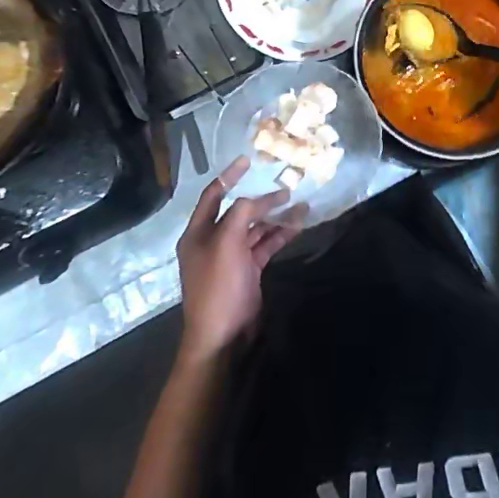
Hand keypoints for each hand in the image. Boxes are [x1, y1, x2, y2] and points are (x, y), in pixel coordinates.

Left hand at [175, 157, 300, 362]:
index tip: (249, 161)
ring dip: (275, 217)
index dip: (229, 176)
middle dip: (262, 200)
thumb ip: (240, 214)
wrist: (223, 336)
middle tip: (287, 187)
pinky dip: (280, 235)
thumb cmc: (218, 287)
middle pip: (238, 211)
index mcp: (198, 232)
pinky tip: (298, 226)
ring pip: (255, 229)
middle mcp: (213, 241)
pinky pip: (265, 246)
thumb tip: (257, 199)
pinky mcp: (248, 271)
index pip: (213, 195)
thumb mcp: (226, 244)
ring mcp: (232, 257)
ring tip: (300, 205)